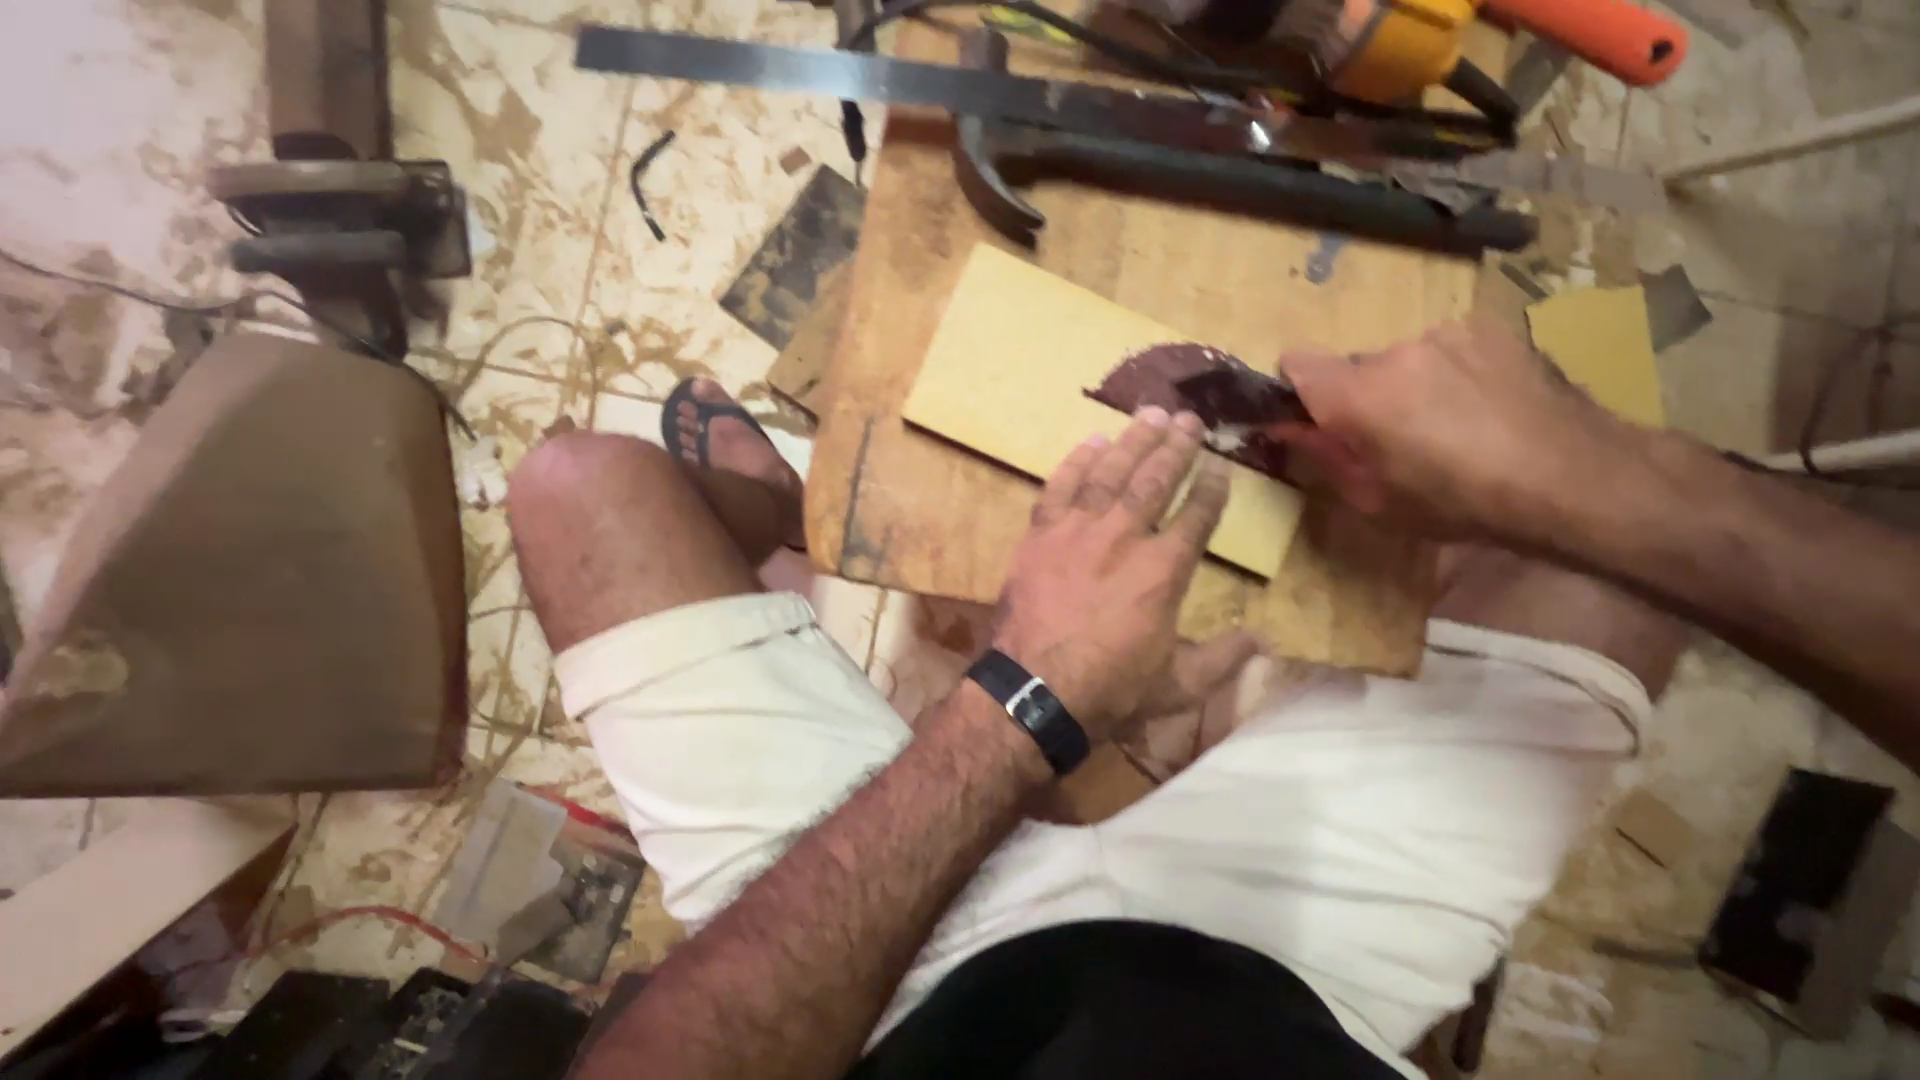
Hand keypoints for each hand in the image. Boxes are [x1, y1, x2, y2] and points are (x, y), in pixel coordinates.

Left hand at [991, 407, 1260, 744]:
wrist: (1035, 691)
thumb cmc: (1111, 690)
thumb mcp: (1178, 686)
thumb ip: (1223, 658)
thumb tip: (1265, 640)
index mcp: (1163, 570)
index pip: (1197, 517)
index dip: (1213, 489)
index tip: (1221, 466)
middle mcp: (1124, 538)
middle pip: (1156, 481)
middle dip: (1177, 447)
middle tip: (1190, 418)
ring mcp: (1078, 532)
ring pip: (1110, 473)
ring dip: (1133, 441)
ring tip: (1151, 412)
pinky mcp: (1040, 535)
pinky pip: (1059, 487)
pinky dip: (1076, 462)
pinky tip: (1091, 442)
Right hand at [1267, 320, 1634, 541]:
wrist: (1574, 479)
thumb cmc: (1462, 504)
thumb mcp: (1375, 499)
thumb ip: (1324, 456)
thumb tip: (1289, 429)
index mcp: (1358, 394)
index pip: (1295, 364)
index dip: (1296, 392)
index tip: (1313, 421)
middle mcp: (1395, 351)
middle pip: (1353, 366)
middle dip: (1359, 397)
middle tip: (1392, 439)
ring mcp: (1447, 334)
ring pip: (1402, 359)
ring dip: (1407, 386)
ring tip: (1449, 426)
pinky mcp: (1491, 330)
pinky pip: (1447, 351)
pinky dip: (1450, 374)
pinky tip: (1483, 409)